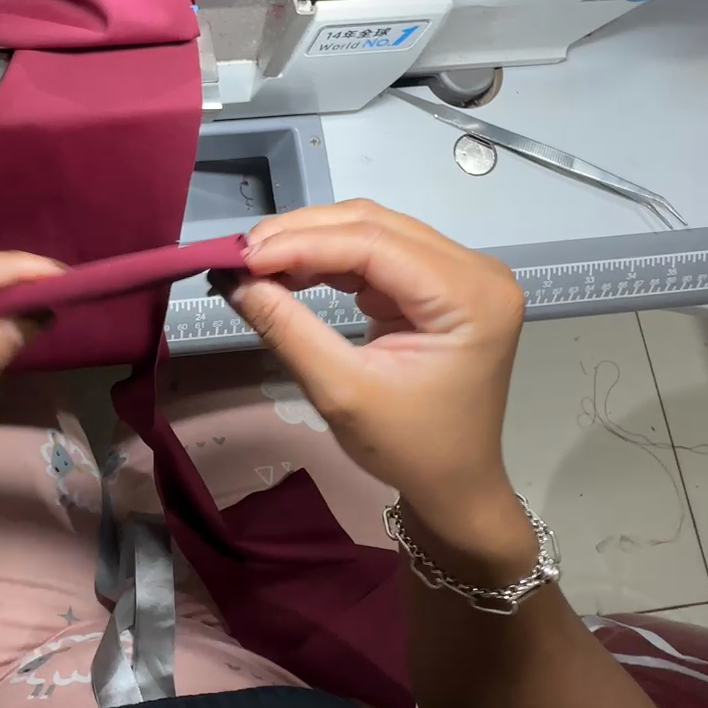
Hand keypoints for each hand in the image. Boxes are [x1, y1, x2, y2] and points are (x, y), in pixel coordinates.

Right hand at [221, 200, 527, 556]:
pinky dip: (324, 258)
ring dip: (308, 241)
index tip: (242, 259)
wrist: (452, 483)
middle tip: (241, 257)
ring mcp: (457, 272)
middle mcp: (473, 270)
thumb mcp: (340, 391)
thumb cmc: (408, 446)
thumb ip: (287, 329)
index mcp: (470, 297)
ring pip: (369, 229)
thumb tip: (234, 282)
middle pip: (372, 224)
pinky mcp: (434, 281)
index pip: (374, 244)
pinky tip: (287, 272)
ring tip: (256, 264)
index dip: (302, 244)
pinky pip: (371, 251)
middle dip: (300, 234)